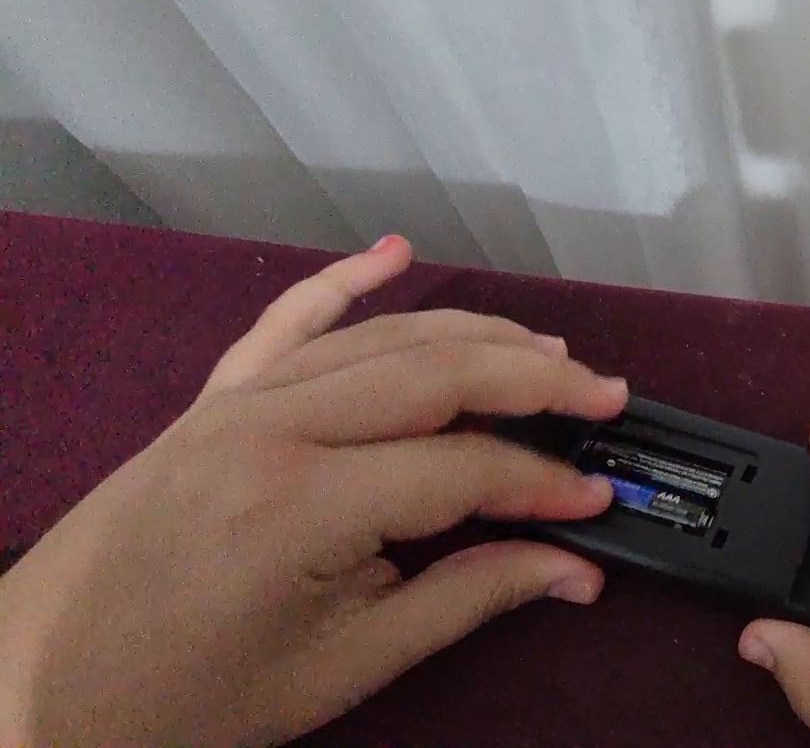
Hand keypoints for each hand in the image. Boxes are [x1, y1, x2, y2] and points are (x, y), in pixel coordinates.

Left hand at [0, 236, 628, 745]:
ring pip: (394, 338)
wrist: (8, 705)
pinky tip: (394, 251)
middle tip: (606, 395)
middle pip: (444, 375)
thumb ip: (475, 596)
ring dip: (485, 336)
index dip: (544, 483)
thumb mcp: (345, 666)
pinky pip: (289, 319)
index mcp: (300, 506)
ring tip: (552, 352)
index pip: (465, 469)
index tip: (598, 498)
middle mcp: (274, 429)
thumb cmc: (184, 702)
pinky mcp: (215, 396)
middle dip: (541, 381)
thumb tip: (583, 572)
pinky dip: (345, 279)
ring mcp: (239, 401)